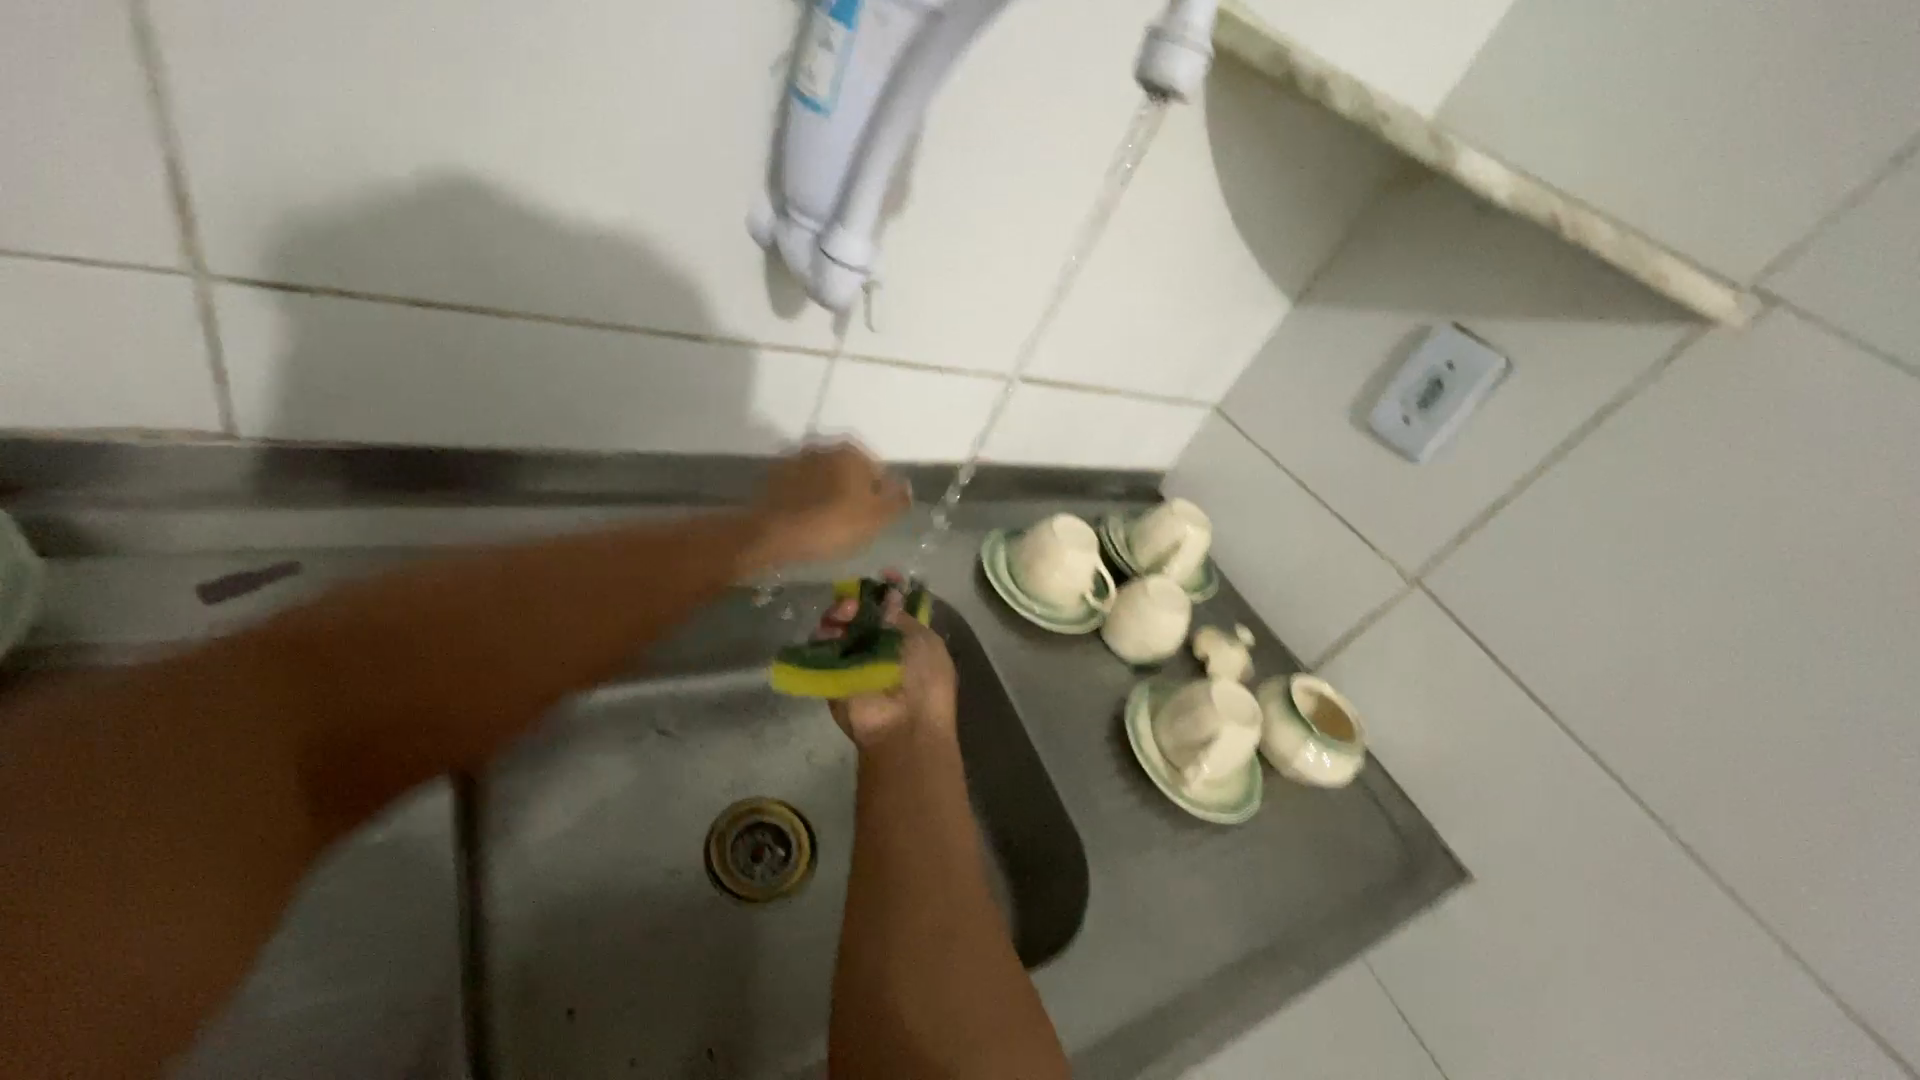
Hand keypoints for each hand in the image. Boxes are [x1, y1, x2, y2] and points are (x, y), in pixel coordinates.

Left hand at [752, 442, 909, 566]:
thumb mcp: (876, 519)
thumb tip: (907, 487)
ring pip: (823, 479)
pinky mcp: (774, 476)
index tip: (870, 522)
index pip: (878, 474)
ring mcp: (796, 459)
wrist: (773, 533)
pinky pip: (800, 488)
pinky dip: (805, 499)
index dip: (878, 499)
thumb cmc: (832, 525)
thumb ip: (896, 500)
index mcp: (852, 452)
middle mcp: (824, 446)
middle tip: (849, 525)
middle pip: (849, 473)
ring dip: (827, 495)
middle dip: (851, 494)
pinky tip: (804, 521)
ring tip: (825, 525)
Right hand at [819, 585, 956, 749]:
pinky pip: (821, 648)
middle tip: (854, 602)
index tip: (885, 575)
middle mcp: (879, 647)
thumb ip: (902, 616)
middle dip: (857, 600)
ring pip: (838, 626)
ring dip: (839, 614)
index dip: (886, 590)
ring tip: (844, 614)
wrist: (903, 725)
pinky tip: (831, 629)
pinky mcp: (830, 674)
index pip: (891, 607)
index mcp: (908, 638)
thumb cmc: (925, 681)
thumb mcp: (923, 640)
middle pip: (860, 614)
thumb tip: (888, 596)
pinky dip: (823, 635)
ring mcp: (853, 660)